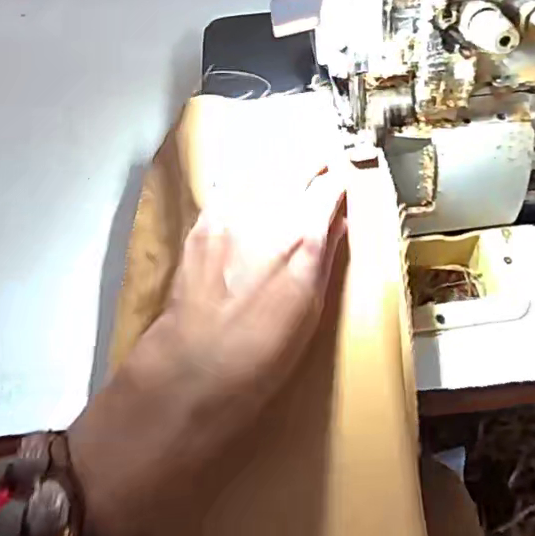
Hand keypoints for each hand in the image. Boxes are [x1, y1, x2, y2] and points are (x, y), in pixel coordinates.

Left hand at [67, 168, 347, 535]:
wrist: (192, 370)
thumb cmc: (262, 355)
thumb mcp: (311, 311)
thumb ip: (326, 257)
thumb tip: (336, 224)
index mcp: (304, 240)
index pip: (329, 189)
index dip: (339, 183)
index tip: (342, 183)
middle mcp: (268, 217)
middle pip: (296, 169)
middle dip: (312, 165)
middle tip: (321, 165)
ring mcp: (231, 215)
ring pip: (263, 171)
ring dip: (280, 168)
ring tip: (289, 170)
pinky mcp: (203, 222)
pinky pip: (230, 186)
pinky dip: (246, 181)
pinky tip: (251, 185)